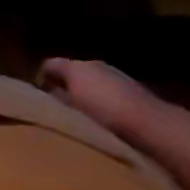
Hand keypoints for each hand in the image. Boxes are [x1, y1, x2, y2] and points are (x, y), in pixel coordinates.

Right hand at [38, 58, 171, 135]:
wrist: (151, 124)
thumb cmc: (102, 110)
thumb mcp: (67, 104)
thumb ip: (53, 95)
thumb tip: (46, 93)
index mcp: (77, 65)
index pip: (50, 65)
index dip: (42, 79)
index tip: (38, 98)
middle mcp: (98, 66)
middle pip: (73, 74)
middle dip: (65, 88)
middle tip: (58, 109)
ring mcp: (120, 78)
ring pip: (93, 85)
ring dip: (86, 98)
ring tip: (81, 118)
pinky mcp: (137, 95)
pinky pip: (110, 97)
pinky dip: (104, 106)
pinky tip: (104, 123)